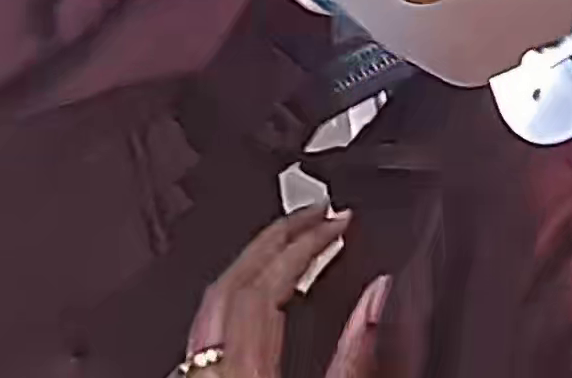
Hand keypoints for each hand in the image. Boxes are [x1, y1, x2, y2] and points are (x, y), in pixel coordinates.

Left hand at [186, 204, 390, 377]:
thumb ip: (353, 355)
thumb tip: (379, 292)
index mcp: (242, 369)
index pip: (268, 280)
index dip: (306, 241)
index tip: (339, 221)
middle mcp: (207, 369)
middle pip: (234, 279)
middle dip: (280, 233)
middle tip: (319, 210)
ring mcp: (192, 376)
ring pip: (215, 296)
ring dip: (260, 255)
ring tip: (297, 237)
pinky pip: (209, 320)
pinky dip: (244, 286)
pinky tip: (267, 287)